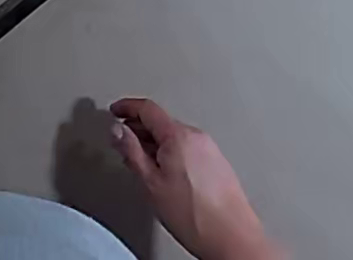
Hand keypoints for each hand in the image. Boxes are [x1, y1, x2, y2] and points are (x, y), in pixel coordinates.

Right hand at [109, 98, 283, 259]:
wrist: (237, 245)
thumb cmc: (197, 218)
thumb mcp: (151, 183)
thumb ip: (130, 150)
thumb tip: (117, 130)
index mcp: (178, 135)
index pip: (146, 108)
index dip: (126, 106)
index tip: (115, 110)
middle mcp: (196, 137)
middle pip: (161, 121)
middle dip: (139, 128)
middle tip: (124, 140)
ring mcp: (211, 151)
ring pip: (175, 135)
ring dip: (156, 142)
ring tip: (146, 163)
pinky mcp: (220, 165)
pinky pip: (189, 148)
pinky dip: (174, 152)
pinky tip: (169, 174)